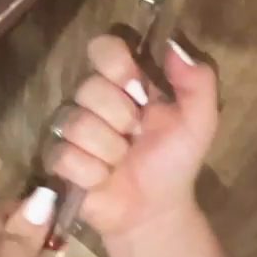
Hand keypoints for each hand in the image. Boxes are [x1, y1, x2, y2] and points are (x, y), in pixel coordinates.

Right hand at [46, 34, 217, 243]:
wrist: (155, 211)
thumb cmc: (174, 163)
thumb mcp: (199, 122)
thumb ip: (198, 81)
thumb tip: (171, 45)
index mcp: (126, 82)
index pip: (104, 48)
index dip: (116, 65)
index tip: (137, 87)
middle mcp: (93, 99)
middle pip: (89, 88)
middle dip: (120, 119)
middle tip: (136, 137)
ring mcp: (71, 129)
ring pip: (77, 123)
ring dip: (108, 150)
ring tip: (121, 162)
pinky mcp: (57, 159)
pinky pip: (65, 155)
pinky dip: (92, 172)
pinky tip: (104, 179)